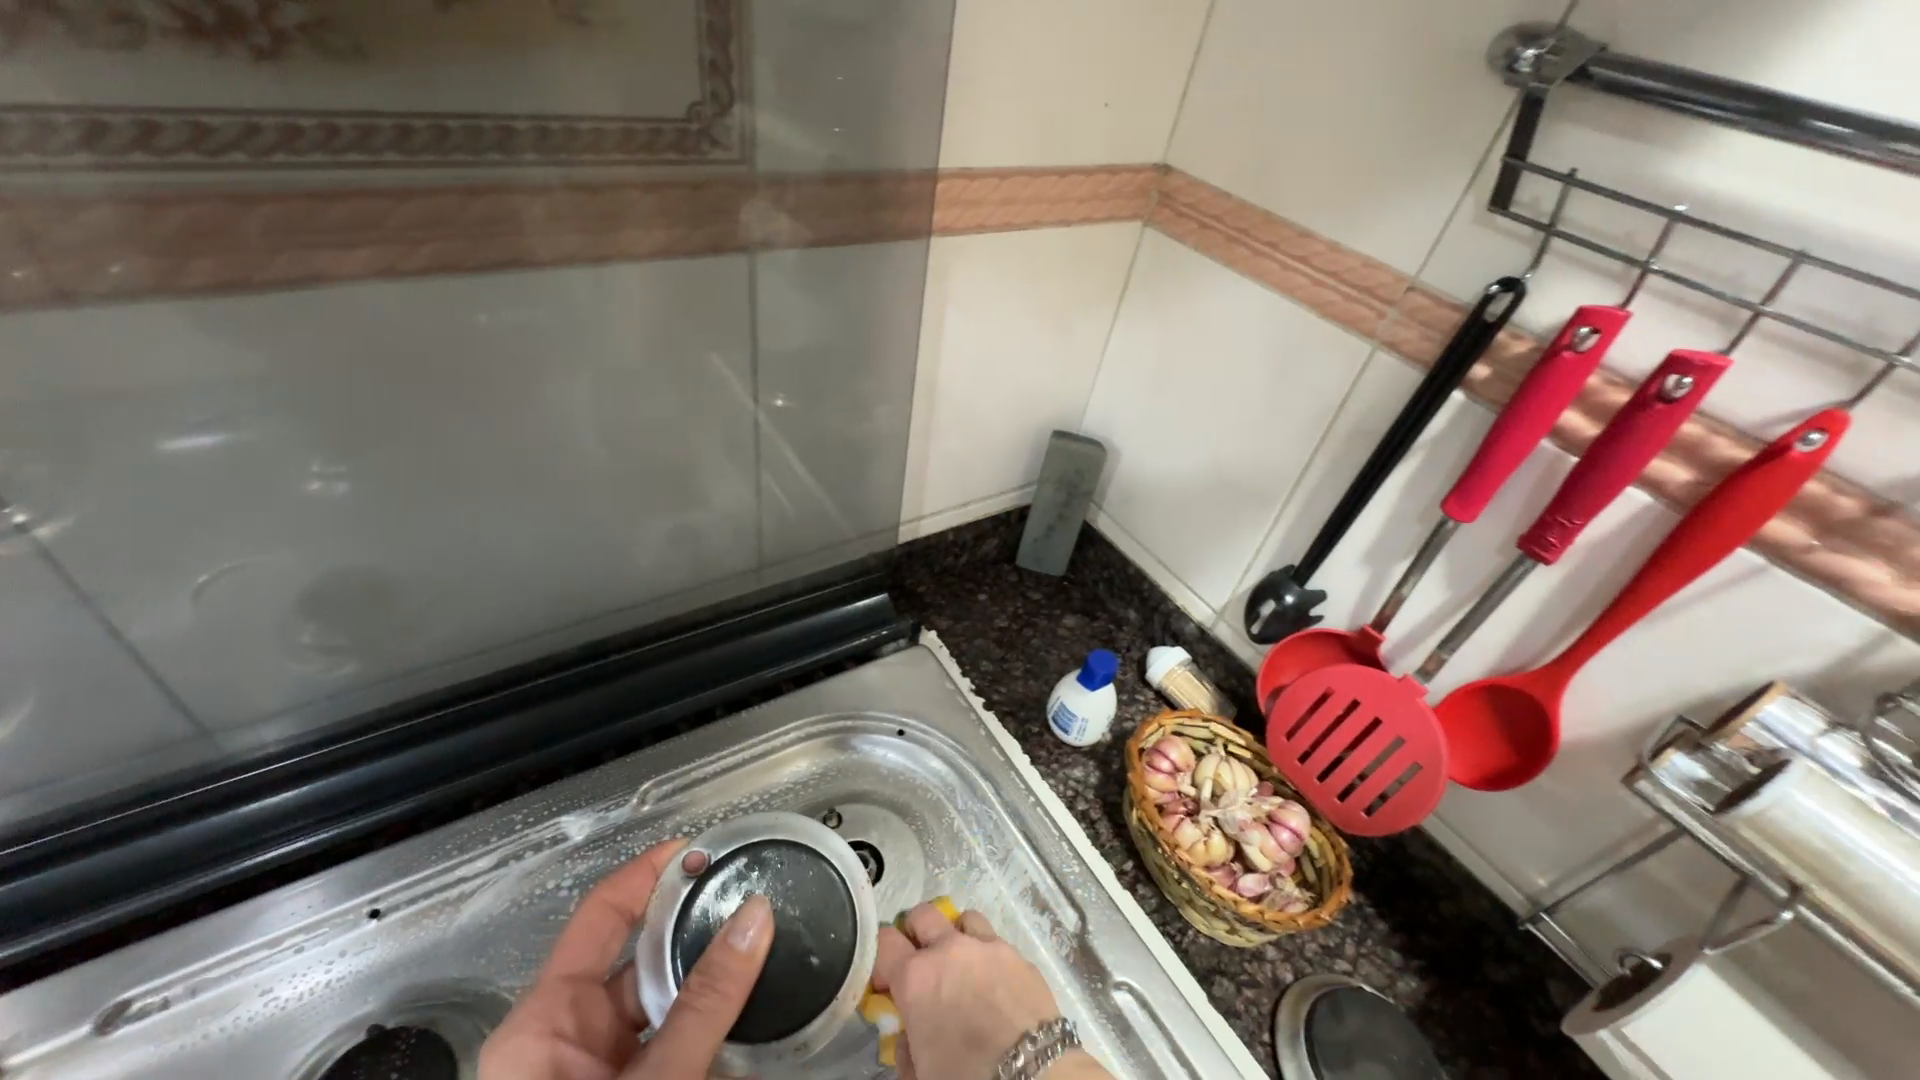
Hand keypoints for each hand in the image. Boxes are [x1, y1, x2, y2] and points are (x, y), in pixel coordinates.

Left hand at [478, 840, 775, 1079]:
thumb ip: (707, 1002)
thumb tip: (756, 916)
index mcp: (545, 1021)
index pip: (602, 914)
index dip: (652, 872)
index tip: (709, 847)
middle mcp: (565, 1036)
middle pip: (637, 957)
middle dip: (695, 931)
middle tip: (754, 902)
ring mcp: (595, 1068)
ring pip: (660, 1002)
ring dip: (708, 982)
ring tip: (760, 948)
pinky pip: (668, 1040)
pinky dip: (706, 1024)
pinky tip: (744, 1011)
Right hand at [873, 904, 1108, 1079]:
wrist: (1033, 1077)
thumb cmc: (966, 1076)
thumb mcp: (919, 1072)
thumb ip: (906, 1046)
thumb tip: (910, 1035)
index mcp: (916, 977)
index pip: (884, 942)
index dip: (881, 960)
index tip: (886, 982)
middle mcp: (950, 949)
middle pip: (923, 915)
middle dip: (916, 933)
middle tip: (921, 962)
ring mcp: (988, 947)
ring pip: (964, 920)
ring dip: (957, 938)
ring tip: (962, 967)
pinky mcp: (1019, 956)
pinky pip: (996, 944)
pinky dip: (989, 957)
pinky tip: (995, 985)